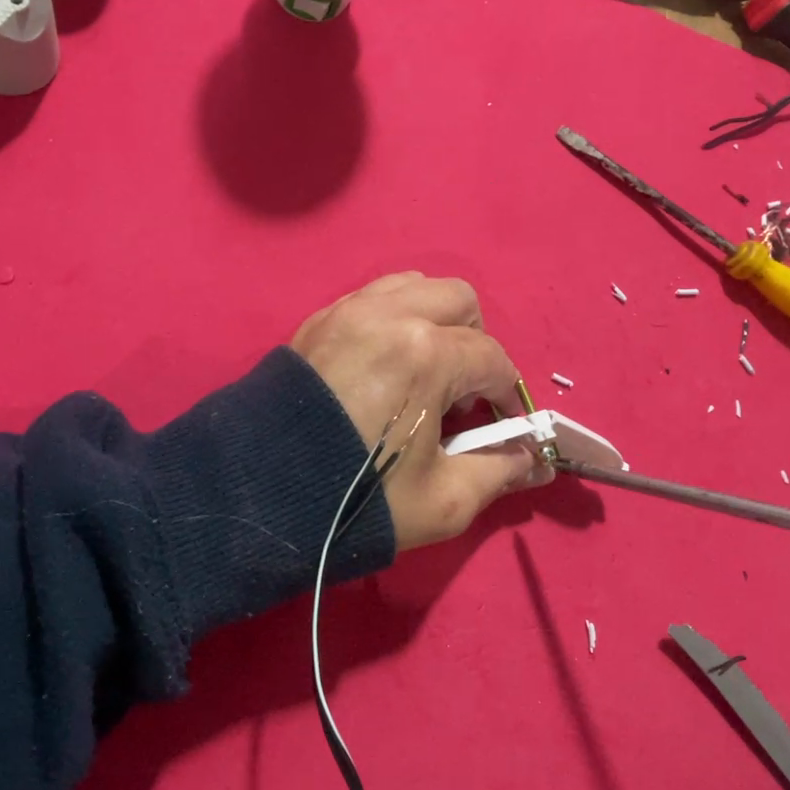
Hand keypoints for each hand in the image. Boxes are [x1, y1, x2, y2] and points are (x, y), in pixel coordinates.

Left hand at [292, 272, 552, 552]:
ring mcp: (348, 312)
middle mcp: (390, 316)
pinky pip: (371, 298)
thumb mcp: (443, 501)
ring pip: (413, 288)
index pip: (492, 361)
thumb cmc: (358, 501)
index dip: (508, 396)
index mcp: (427, 354)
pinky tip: (383, 366)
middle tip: (460, 393)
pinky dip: (393, 319)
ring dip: (433, 321)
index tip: (502, 426)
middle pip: (458, 302)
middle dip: (474, 343)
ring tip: (423, 372)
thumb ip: (498, 471)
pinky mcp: (318, 321)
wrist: (258, 496)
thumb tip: (531, 460)